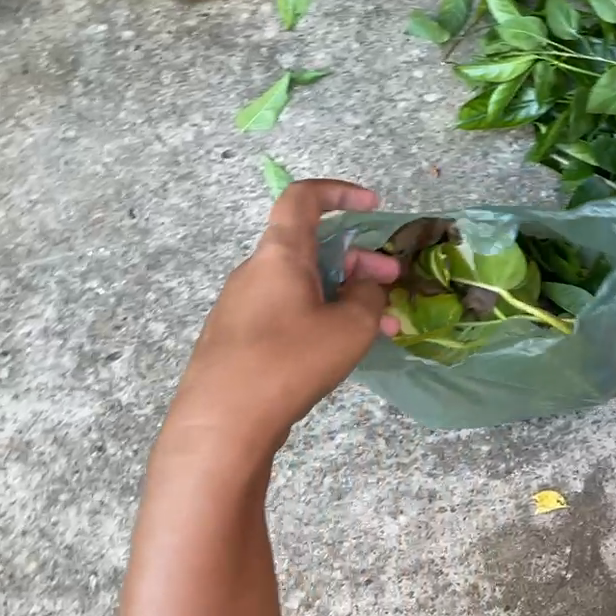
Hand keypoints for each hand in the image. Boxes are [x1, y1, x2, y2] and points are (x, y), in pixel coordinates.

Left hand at [164, 180, 400, 449]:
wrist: (222, 422)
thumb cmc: (290, 361)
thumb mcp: (351, 325)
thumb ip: (369, 296)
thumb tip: (366, 287)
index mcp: (281, 255)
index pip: (303, 199)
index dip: (340, 193)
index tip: (373, 206)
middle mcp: (257, 271)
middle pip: (313, 246)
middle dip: (360, 259)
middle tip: (393, 285)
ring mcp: (245, 304)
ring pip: (306, 283)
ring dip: (347, 294)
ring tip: (381, 326)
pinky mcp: (242, 336)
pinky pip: (292, 309)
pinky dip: (325, 315)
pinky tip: (346, 346)